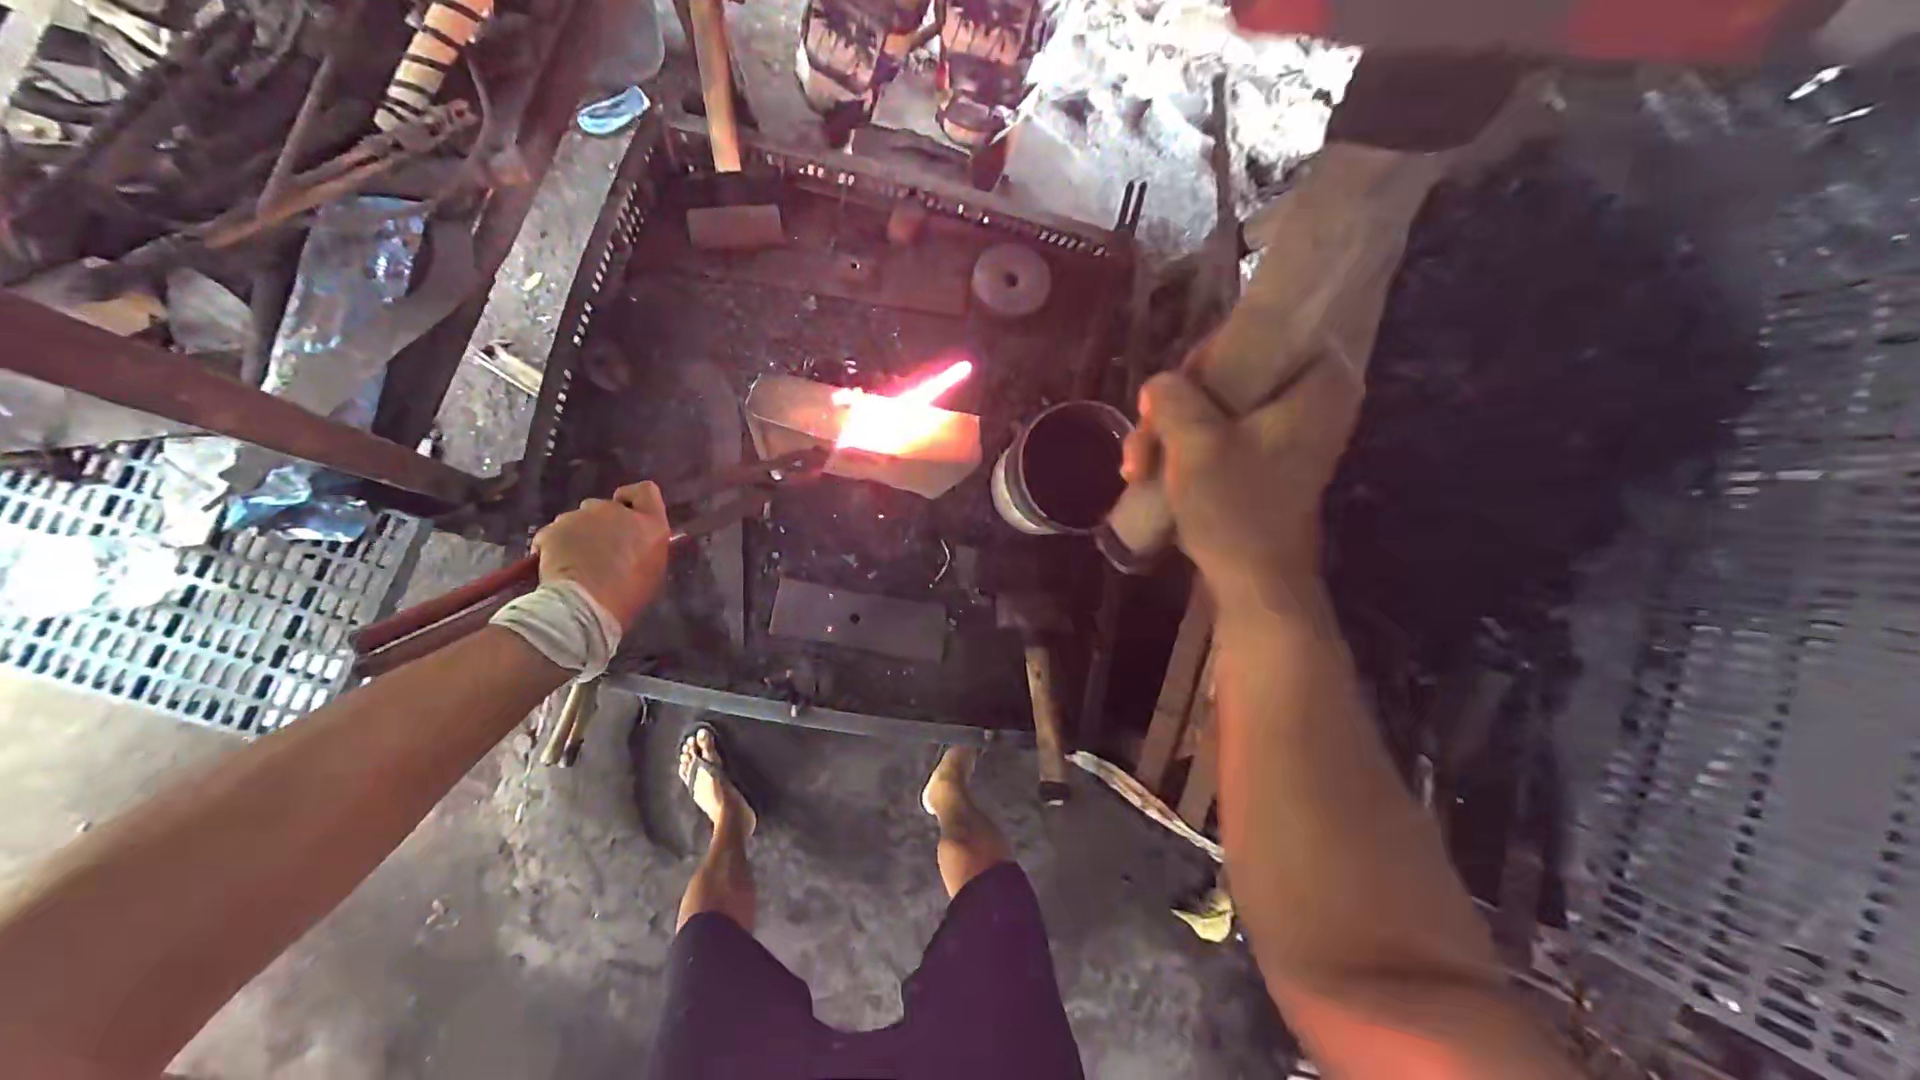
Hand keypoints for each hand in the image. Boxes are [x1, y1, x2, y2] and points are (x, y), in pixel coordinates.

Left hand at [531, 482, 670, 625]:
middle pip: (607, 507)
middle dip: (602, 523)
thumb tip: (635, 542)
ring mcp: (581, 517)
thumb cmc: (627, 596)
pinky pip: (554, 534)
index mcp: (649, 523)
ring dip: (578, 534)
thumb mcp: (653, 570)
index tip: (626, 514)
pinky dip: (555, 547)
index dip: (634, 499)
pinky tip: (557, 569)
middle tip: (599, 551)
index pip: (647, 491)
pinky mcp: (553, 528)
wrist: (584, 607)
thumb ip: (646, 546)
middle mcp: (616, 512)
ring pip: (578, 519)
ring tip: (575, 562)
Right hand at [1121, 352, 1363, 611]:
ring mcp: (1288, 435)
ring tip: (1136, 468)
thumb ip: (1171, 396)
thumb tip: (1160, 385)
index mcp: (1319, 383)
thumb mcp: (1194, 442)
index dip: (1208, 356)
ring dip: (1170, 433)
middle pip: (1231, 373)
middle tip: (1146, 438)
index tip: (1176, 390)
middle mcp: (1312, 401)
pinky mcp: (1266, 463)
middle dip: (1177, 406)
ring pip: (1216, 408)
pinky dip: (1185, 451)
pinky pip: (1219, 435)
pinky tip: (1150, 474)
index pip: (1262, 332)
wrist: (1254, 584)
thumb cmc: (1235, 508)